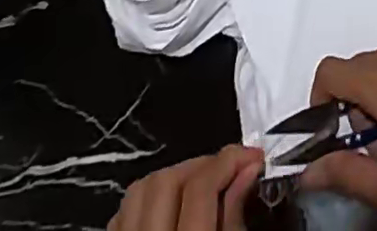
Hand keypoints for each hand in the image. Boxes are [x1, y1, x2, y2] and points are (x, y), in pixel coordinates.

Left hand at [111, 145, 262, 230]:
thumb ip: (234, 219)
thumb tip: (249, 168)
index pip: (200, 189)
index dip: (230, 161)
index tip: (254, 156)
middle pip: (166, 181)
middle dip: (203, 165)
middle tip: (231, 170)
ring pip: (140, 189)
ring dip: (175, 175)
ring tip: (203, 183)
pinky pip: (123, 212)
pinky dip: (148, 198)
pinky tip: (171, 205)